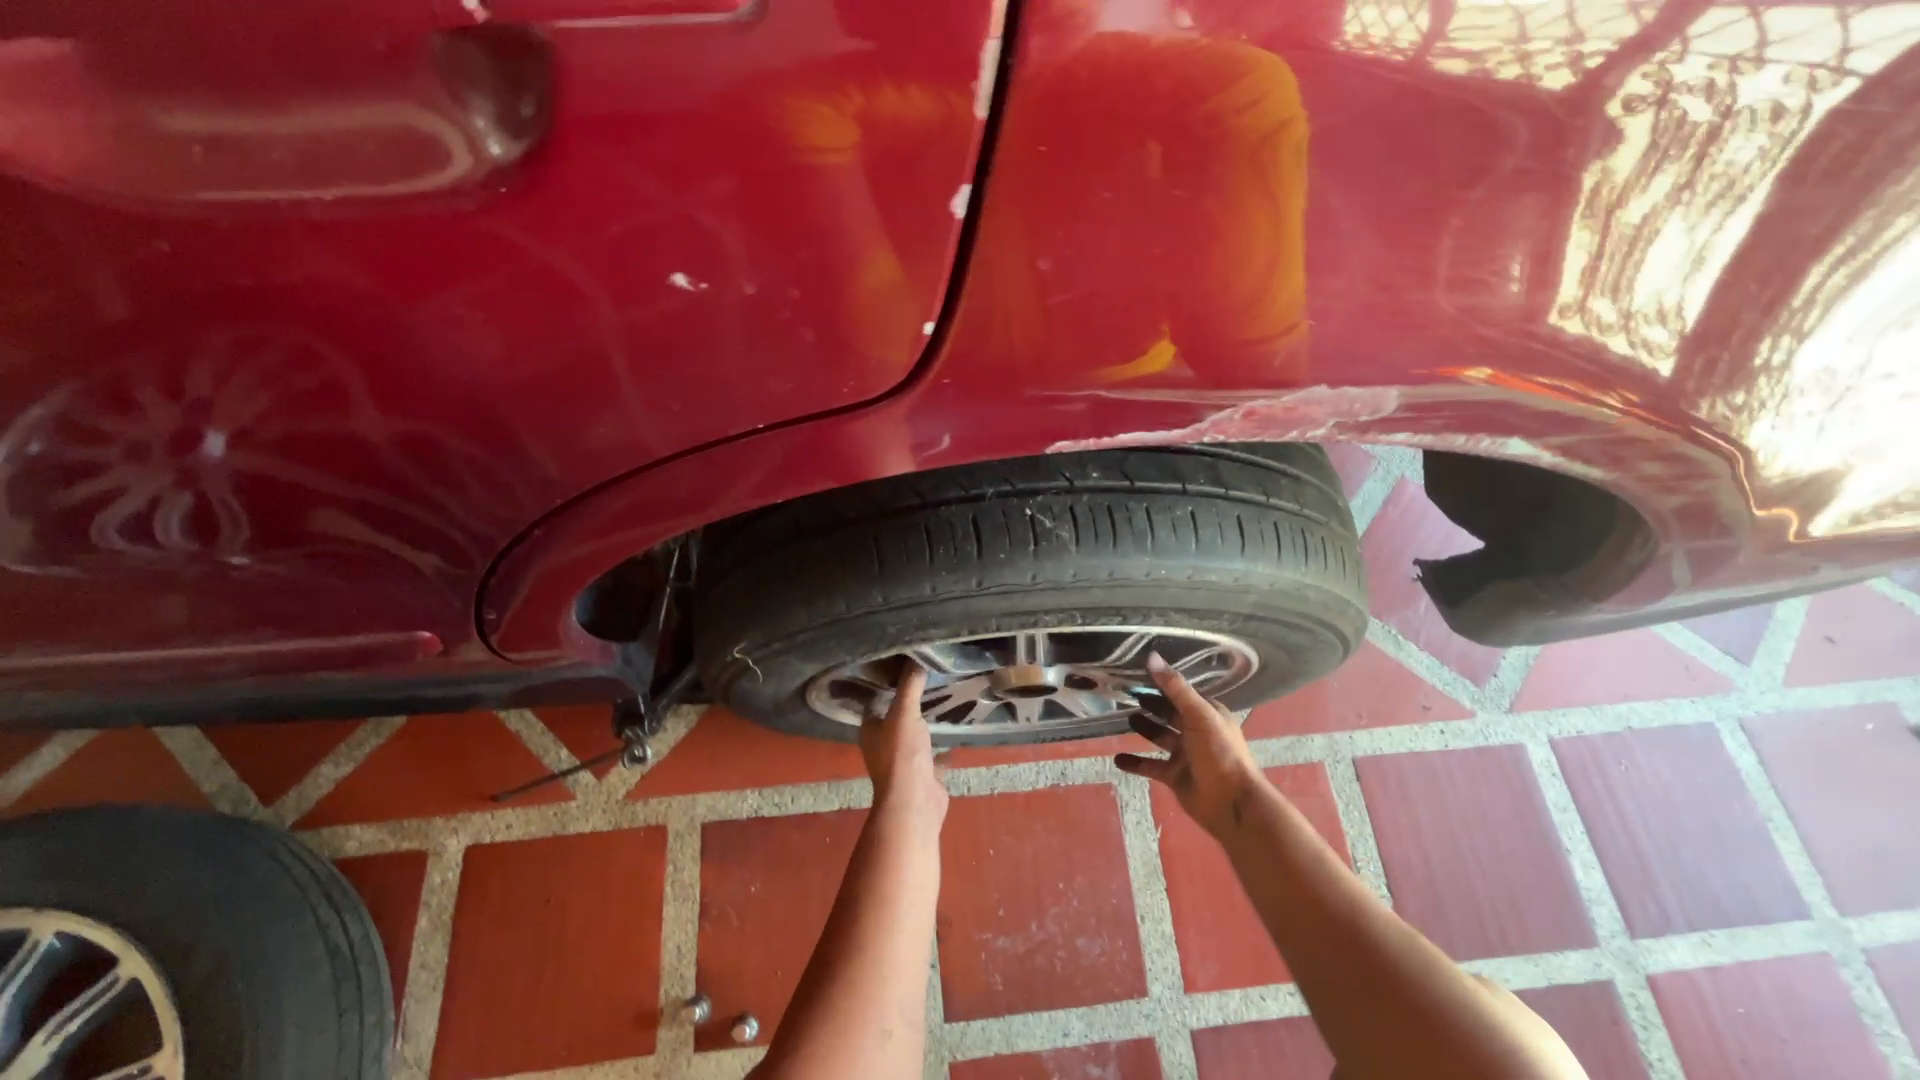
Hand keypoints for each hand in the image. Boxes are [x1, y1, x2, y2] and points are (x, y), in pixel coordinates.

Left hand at [861, 662, 947, 822]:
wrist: (916, 801)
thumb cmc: (902, 754)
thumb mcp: (904, 713)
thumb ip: (909, 686)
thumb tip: (915, 657)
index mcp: (870, 730)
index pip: (874, 701)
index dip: (883, 684)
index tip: (900, 665)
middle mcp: (882, 745)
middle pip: (894, 718)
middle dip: (907, 702)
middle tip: (925, 678)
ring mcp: (902, 761)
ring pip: (913, 735)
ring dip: (923, 723)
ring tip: (941, 699)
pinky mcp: (922, 773)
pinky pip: (931, 753)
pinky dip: (940, 744)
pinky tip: (954, 730)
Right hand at [1115, 653, 1266, 837]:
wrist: (1231, 803)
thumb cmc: (1219, 753)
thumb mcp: (1199, 715)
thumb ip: (1175, 688)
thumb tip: (1151, 657)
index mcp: (1207, 713)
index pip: (1181, 693)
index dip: (1161, 683)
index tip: (1137, 673)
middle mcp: (1197, 731)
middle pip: (1169, 713)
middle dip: (1151, 704)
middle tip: (1125, 693)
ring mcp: (1185, 755)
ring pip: (1160, 737)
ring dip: (1144, 728)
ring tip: (1122, 718)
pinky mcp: (1175, 776)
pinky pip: (1150, 766)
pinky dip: (1135, 763)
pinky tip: (1117, 758)